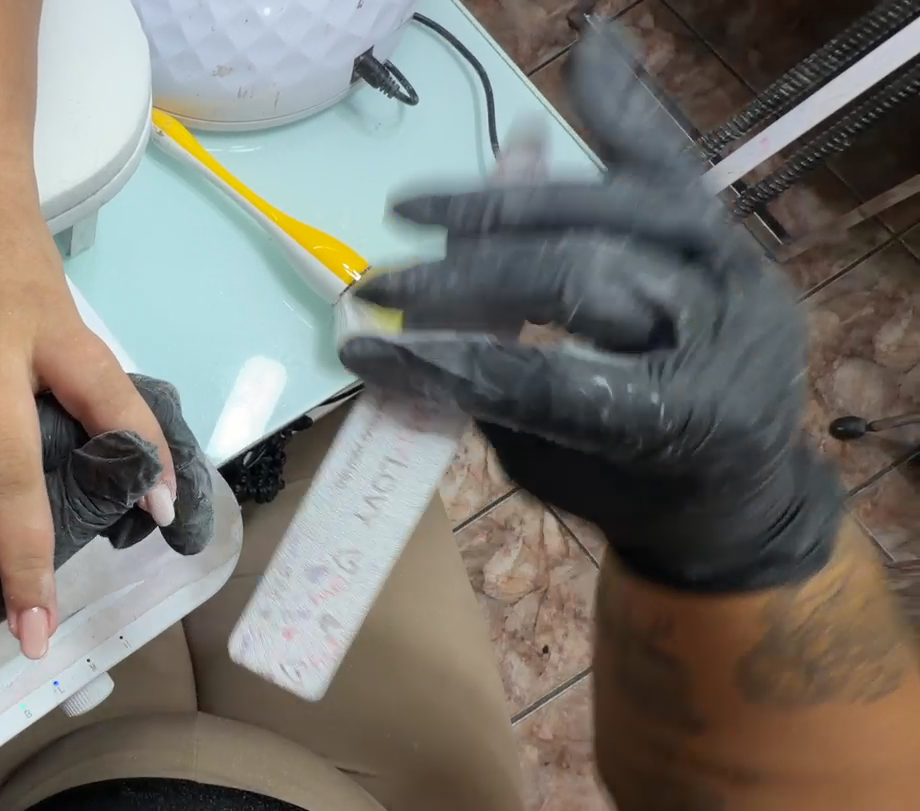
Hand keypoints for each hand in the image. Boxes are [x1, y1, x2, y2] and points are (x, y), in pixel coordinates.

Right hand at [337, 26, 842, 592]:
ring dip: (500, 202)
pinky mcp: (723, 235)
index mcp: (671, 416)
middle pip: (572, 276)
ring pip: (610, 208)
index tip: (355, 353)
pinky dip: (623, 109)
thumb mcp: (541, 460)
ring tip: (412, 204)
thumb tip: (406, 329)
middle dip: (459, 278)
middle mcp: (720, 326)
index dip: (435, 362)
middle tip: (377, 284)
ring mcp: (731, 266)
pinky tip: (586, 51)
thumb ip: (487, 389)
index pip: (535, 376)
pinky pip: (666, 164)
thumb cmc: (616, 484)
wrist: (727, 479)